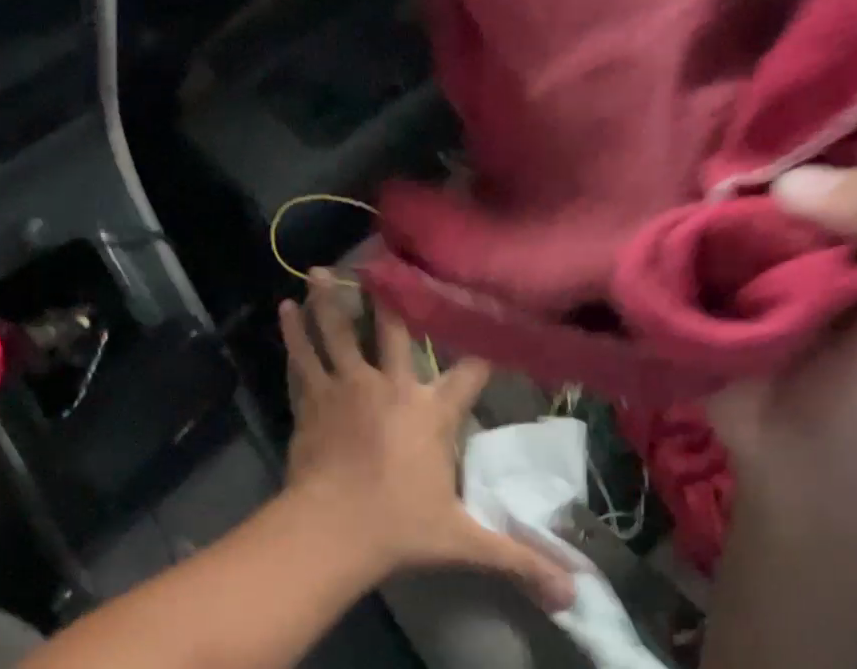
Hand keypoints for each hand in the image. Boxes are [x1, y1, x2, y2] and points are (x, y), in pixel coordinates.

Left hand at [279, 270, 575, 608]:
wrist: (332, 526)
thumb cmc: (399, 526)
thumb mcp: (463, 541)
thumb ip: (517, 558)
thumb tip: (572, 594)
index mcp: (430, 412)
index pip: (468, 375)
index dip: (482, 350)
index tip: (490, 320)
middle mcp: (388, 387)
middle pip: (392, 331)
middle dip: (386, 296)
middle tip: (376, 262)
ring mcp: (345, 387)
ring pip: (337, 332)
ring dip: (327, 300)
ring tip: (316, 270)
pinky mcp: (312, 397)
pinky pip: (302, 358)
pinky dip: (293, 334)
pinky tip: (284, 310)